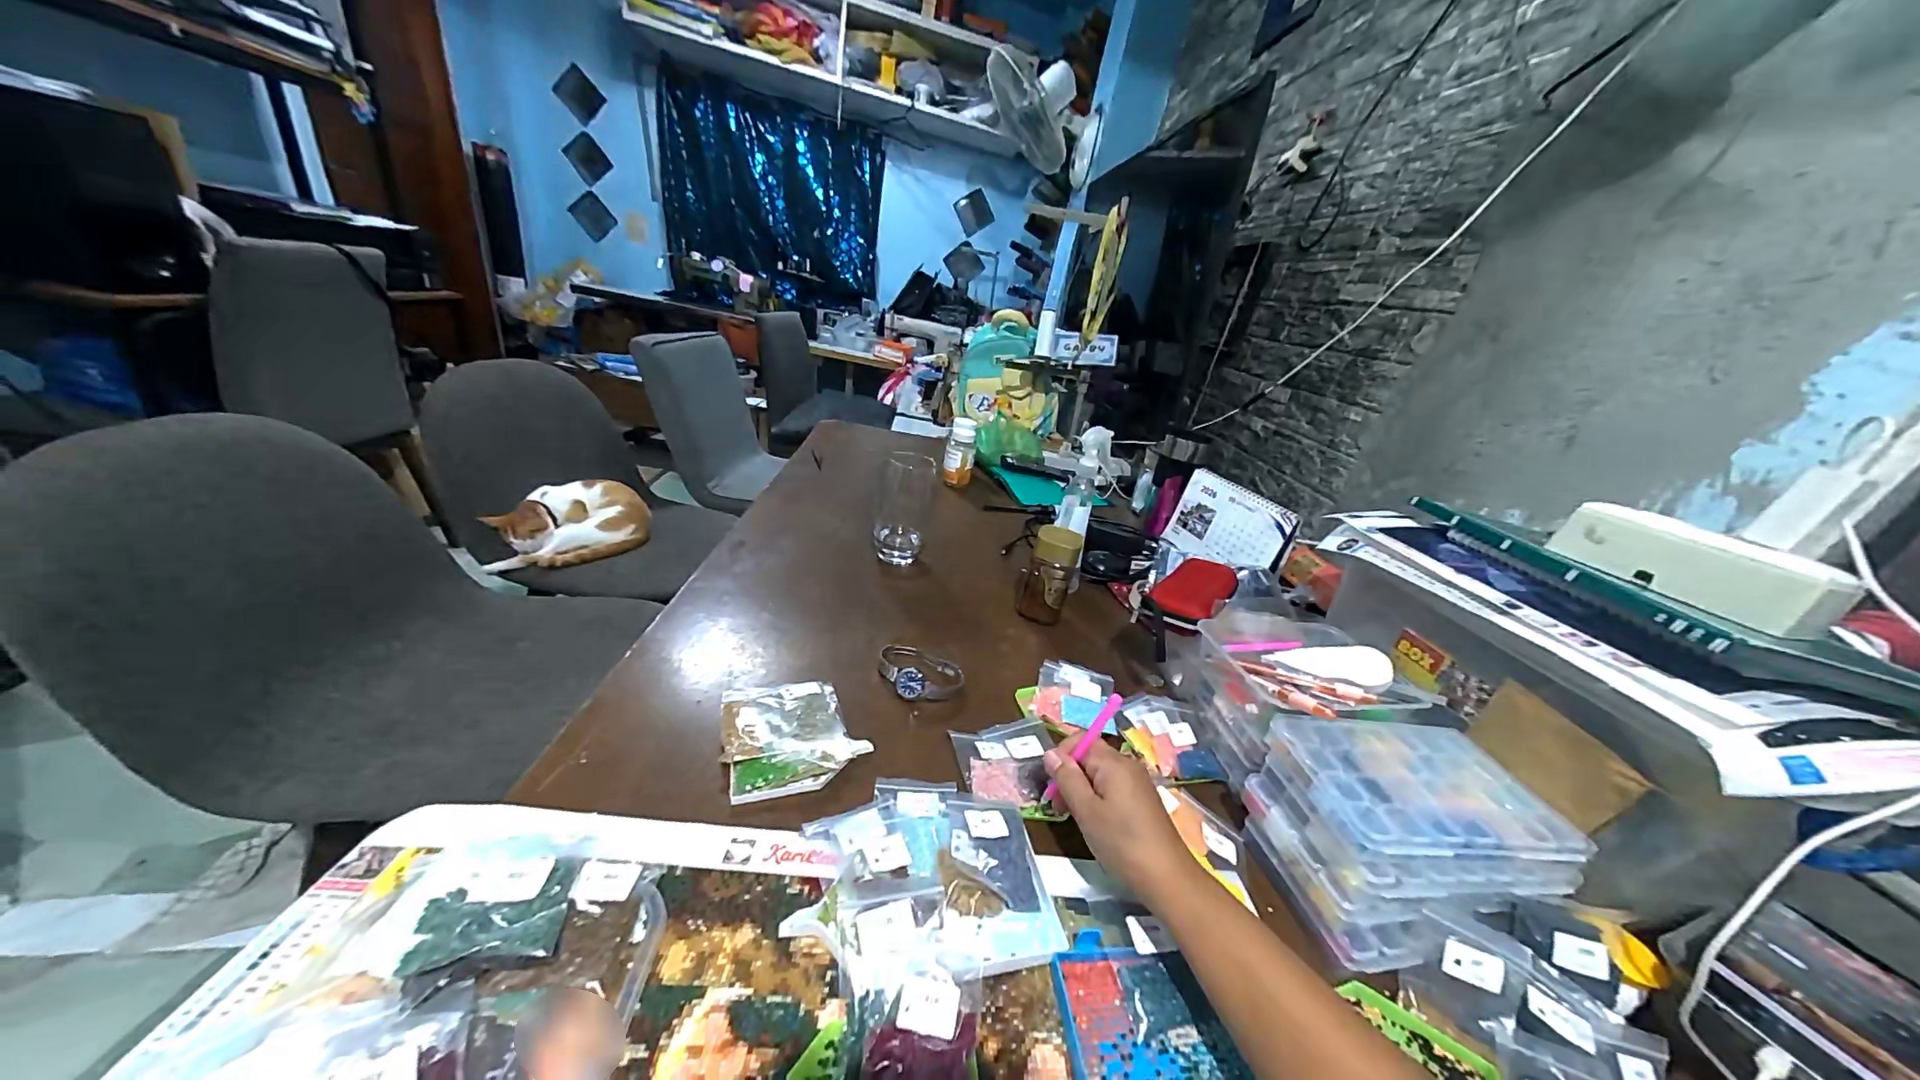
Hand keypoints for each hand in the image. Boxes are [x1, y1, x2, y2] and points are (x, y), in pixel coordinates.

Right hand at [1043, 738, 1202, 905]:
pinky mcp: (1142, 799)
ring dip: (1081, 787)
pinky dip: (1097, 797)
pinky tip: (1094, 821)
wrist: (1167, 877)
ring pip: (1100, 773)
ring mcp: (1137, 782)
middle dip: (1069, 774)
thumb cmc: (1121, 842)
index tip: (1050, 785)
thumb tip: (1050, 753)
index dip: (1061, 756)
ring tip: (1073, 815)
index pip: (1080, 740)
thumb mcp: (1086, 811)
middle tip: (1057, 806)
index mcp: (1113, 762)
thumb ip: (1066, 778)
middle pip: (1090, 755)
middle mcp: (1127, 765)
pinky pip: (1112, 786)